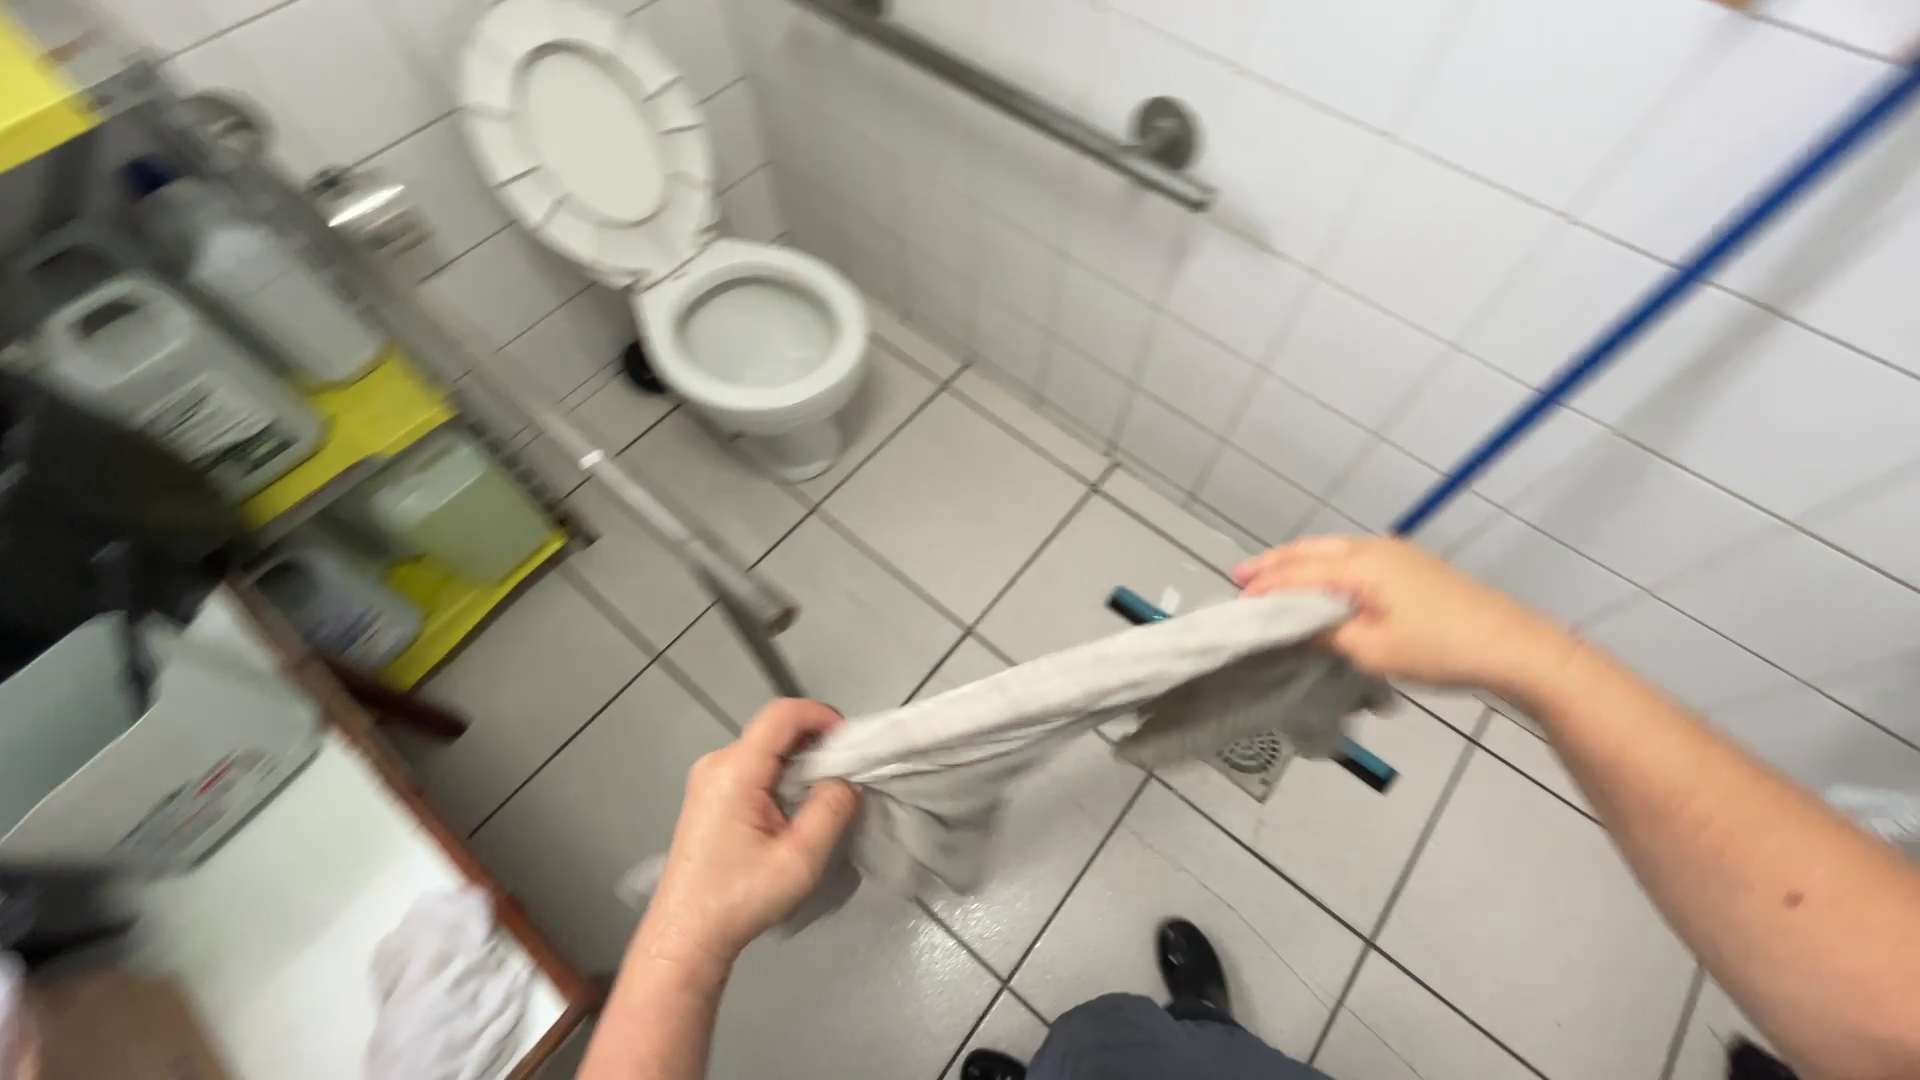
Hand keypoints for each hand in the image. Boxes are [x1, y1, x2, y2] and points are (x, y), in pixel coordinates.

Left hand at [634, 699, 859, 973]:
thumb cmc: (740, 899)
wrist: (685, 937)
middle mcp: (717, 762)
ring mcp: (708, 777)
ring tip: (822, 797)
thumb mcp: (800, 859)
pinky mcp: (709, 794)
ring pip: (766, 747)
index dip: (821, 715)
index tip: (850, 744)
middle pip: (775, 728)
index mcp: (735, 770)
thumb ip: (831, 809)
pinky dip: (782, 774)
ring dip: (800, 761)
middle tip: (844, 775)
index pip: (783, 714)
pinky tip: (793, 809)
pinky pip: (754, 765)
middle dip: (816, 742)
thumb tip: (846, 780)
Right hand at [1233, 535, 1581, 697]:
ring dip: (1297, 560)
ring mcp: (1396, 552)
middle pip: (1310, 549)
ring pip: (1331, 548)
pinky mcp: (1412, 564)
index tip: (1237, 600)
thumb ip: (1325, 634)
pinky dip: (1322, 562)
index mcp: (1361, 565)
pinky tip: (1318, 577)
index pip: (1298, 572)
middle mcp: (1374, 548)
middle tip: (1240, 575)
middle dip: (1273, 562)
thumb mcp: (1372, 650)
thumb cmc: (1439, 649)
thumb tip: (1295, 627)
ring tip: (1269, 574)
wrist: (1517, 647)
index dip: (1265, 585)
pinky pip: (1351, 554)